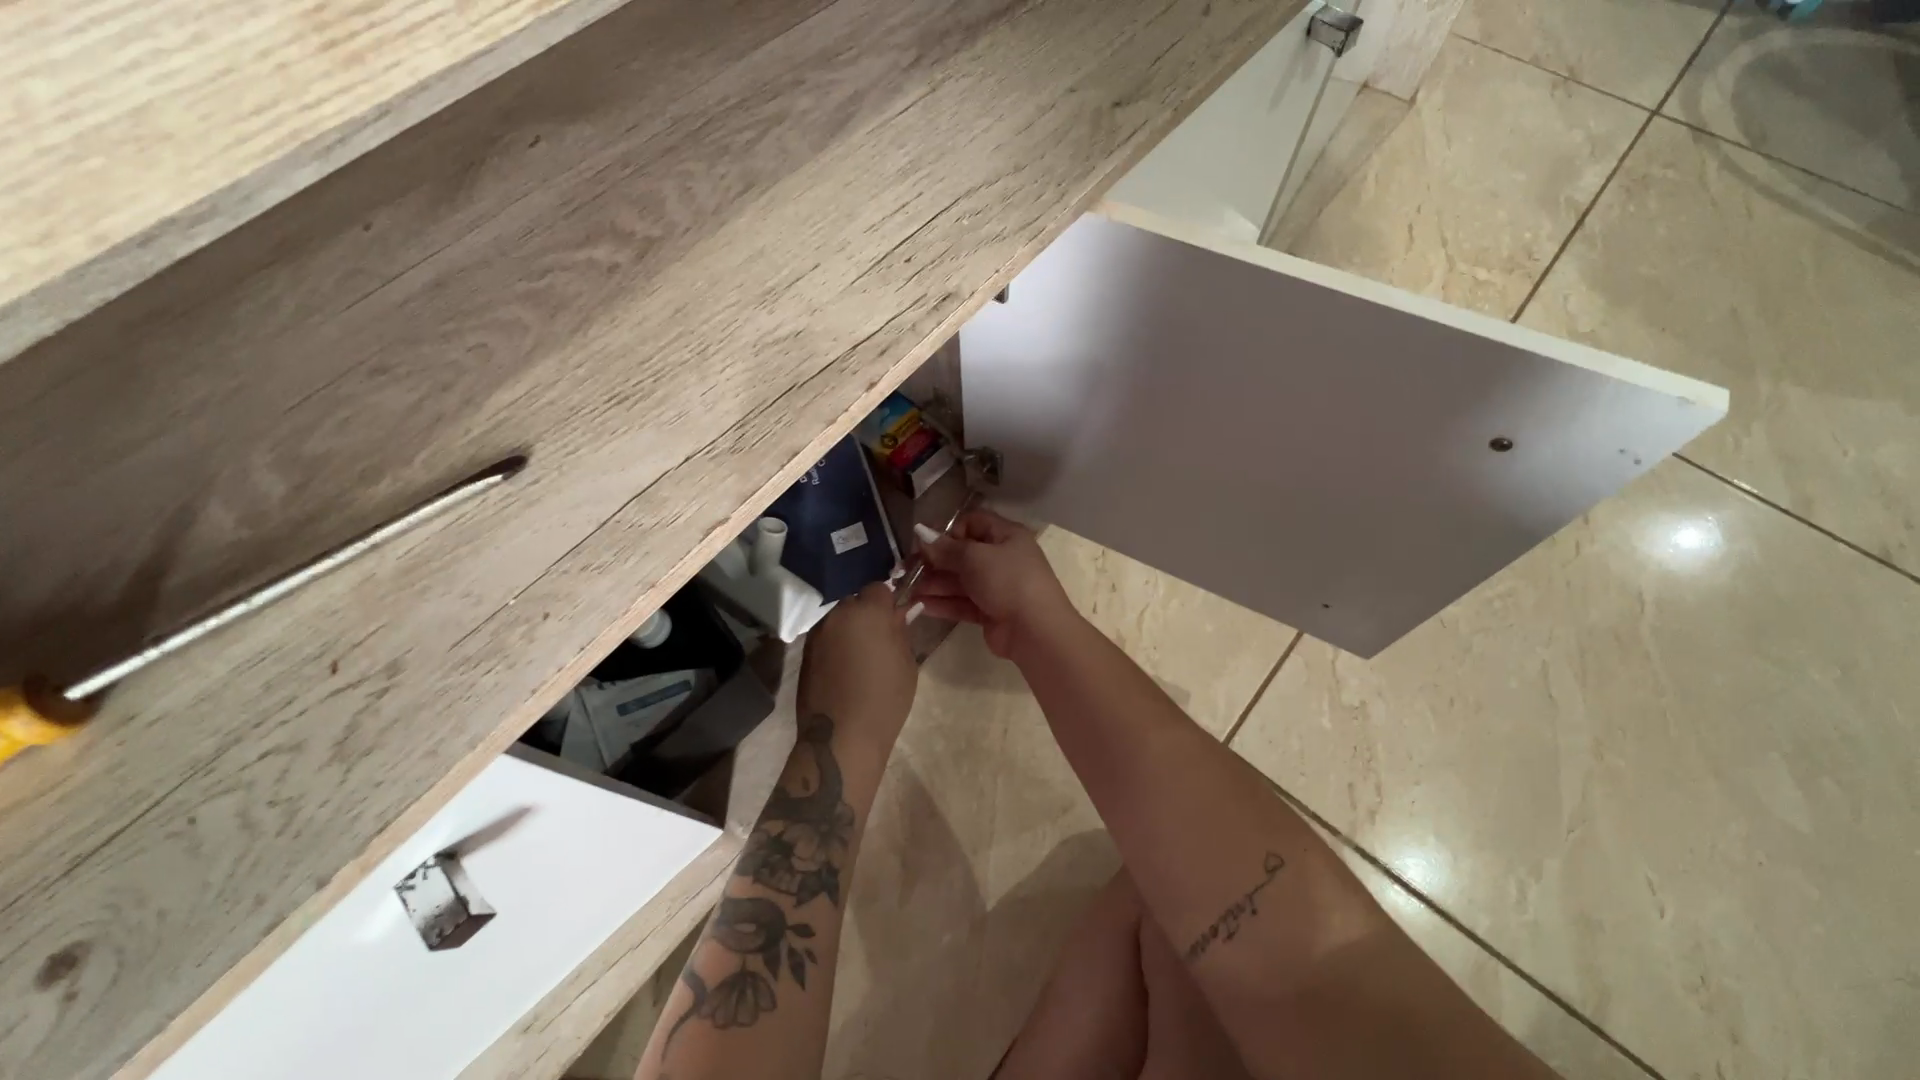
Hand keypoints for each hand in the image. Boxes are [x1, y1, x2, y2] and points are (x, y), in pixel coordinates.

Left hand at [798, 583, 917, 752]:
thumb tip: (898, 614)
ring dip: (849, 627)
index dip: (888, 602)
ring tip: (861, 654)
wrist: (841, 735)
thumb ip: (900, 631)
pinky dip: (835, 643)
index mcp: (867, 611)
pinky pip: (825, 636)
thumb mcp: (906, 663)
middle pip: (854, 599)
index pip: (879, 587)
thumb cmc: (885, 699)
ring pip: (837, 617)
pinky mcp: (804, 652)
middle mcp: (837, 614)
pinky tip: (844, 666)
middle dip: (866, 612)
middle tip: (879, 636)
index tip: (895, 619)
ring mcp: (817, 633)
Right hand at [910, 509, 1079, 658]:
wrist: (1036, 630)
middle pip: (962, 554)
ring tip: (909, 590)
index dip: (950, 531)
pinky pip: (963, 603)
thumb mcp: (975, 557)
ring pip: (960, 581)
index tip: (928, 545)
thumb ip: (946, 548)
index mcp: (1006, 536)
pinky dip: (943, 603)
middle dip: (935, 561)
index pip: (973, 522)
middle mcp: (1002, 558)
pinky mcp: (990, 612)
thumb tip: (922, 534)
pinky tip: (920, 606)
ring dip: (934, 584)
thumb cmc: (1008, 581)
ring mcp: (997, 587)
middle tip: (908, 569)